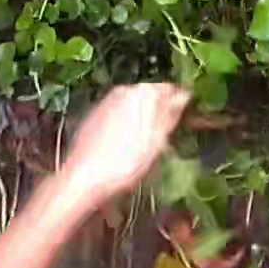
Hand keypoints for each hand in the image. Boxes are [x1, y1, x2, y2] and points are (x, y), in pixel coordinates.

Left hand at [53, 83, 188, 210]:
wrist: (82, 178)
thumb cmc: (125, 163)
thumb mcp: (156, 142)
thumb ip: (170, 115)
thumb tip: (183, 96)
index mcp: (144, 92)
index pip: (171, 89)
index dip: (180, 105)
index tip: (186, 120)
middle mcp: (125, 89)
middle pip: (151, 95)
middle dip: (160, 111)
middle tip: (166, 136)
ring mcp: (108, 100)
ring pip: (134, 104)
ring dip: (143, 117)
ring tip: (146, 144)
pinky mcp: (95, 113)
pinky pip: (118, 112)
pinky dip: (126, 122)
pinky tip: (125, 144)